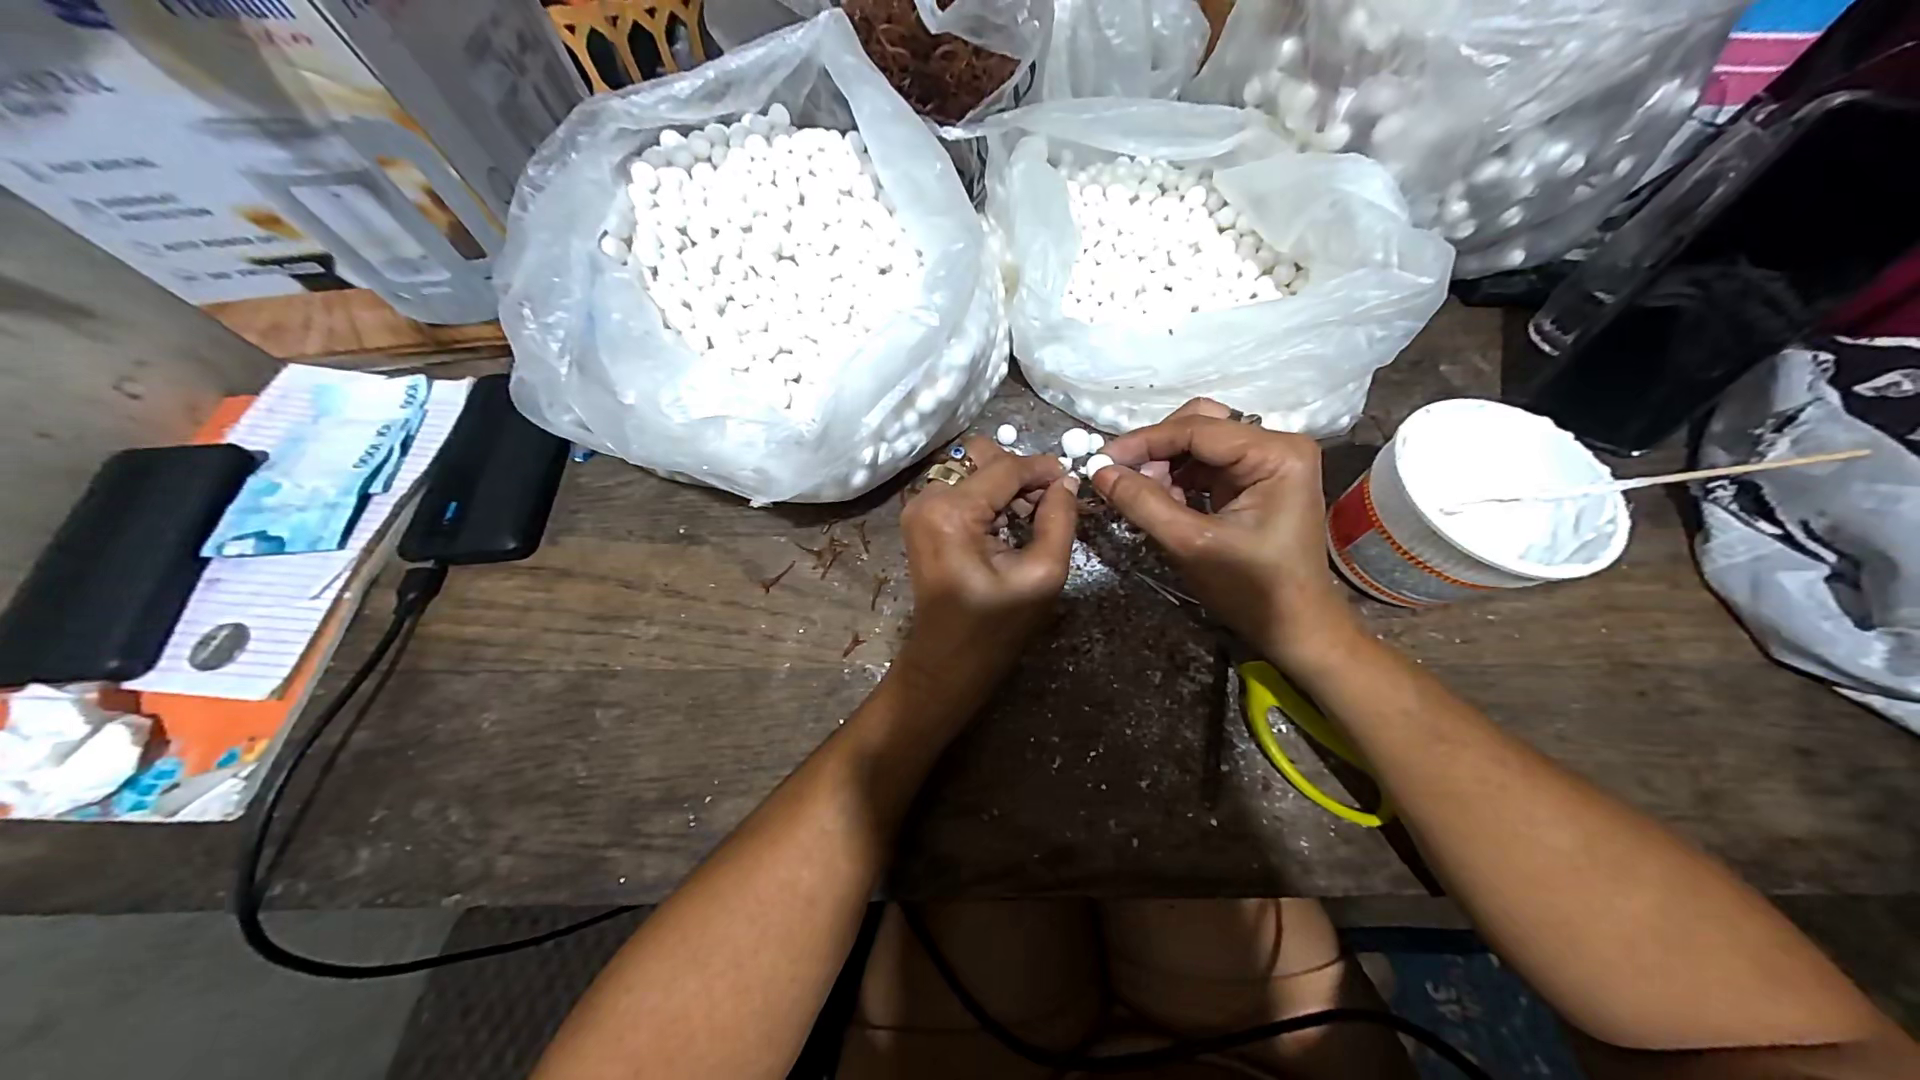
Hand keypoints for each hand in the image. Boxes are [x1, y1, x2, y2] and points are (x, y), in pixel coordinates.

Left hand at [895, 436, 1078, 703]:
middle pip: (984, 459)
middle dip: (1021, 476)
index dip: (1044, 469)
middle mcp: (927, 499)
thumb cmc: (996, 626)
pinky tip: (1008, 523)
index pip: (1006, 467)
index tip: (1072, 481)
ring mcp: (919, 508)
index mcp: (951, 512)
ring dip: (1005, 486)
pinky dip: (988, 497)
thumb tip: (1066, 481)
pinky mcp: (921, 518)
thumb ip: (1059, 520)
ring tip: (1029, 517)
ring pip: (973, 470)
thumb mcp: (1042, 574)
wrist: (948, 660)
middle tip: (1048, 504)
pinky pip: (961, 488)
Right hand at [1090, 399, 1360, 671]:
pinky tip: (1161, 501)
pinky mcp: (1256, 480)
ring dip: (1164, 465)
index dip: (1144, 441)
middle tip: (1120, 478)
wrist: (1295, 626)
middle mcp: (1277, 445)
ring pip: (1199, 444)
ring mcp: (1268, 462)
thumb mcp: (1191, 545)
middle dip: (1155, 450)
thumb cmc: (1252, 588)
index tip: (1101, 460)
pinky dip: (1178, 478)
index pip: (1197, 429)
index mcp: (1276, 453)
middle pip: (1199, 426)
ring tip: (1140, 495)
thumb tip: (1100, 473)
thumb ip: (1144, 503)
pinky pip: (1206, 465)